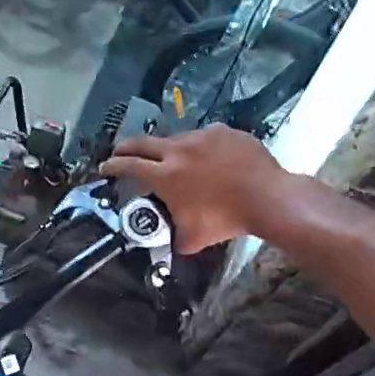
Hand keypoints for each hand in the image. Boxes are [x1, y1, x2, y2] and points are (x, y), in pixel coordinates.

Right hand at [98, 126, 293, 253]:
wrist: (270, 199)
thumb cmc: (226, 220)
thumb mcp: (192, 238)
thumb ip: (173, 237)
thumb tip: (168, 243)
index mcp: (165, 175)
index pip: (128, 165)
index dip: (112, 166)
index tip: (104, 167)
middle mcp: (178, 150)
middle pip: (142, 143)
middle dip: (126, 148)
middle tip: (120, 152)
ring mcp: (203, 137)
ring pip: (175, 138)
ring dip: (166, 147)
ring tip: (169, 157)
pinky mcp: (225, 132)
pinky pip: (204, 136)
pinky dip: (199, 146)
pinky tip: (206, 156)